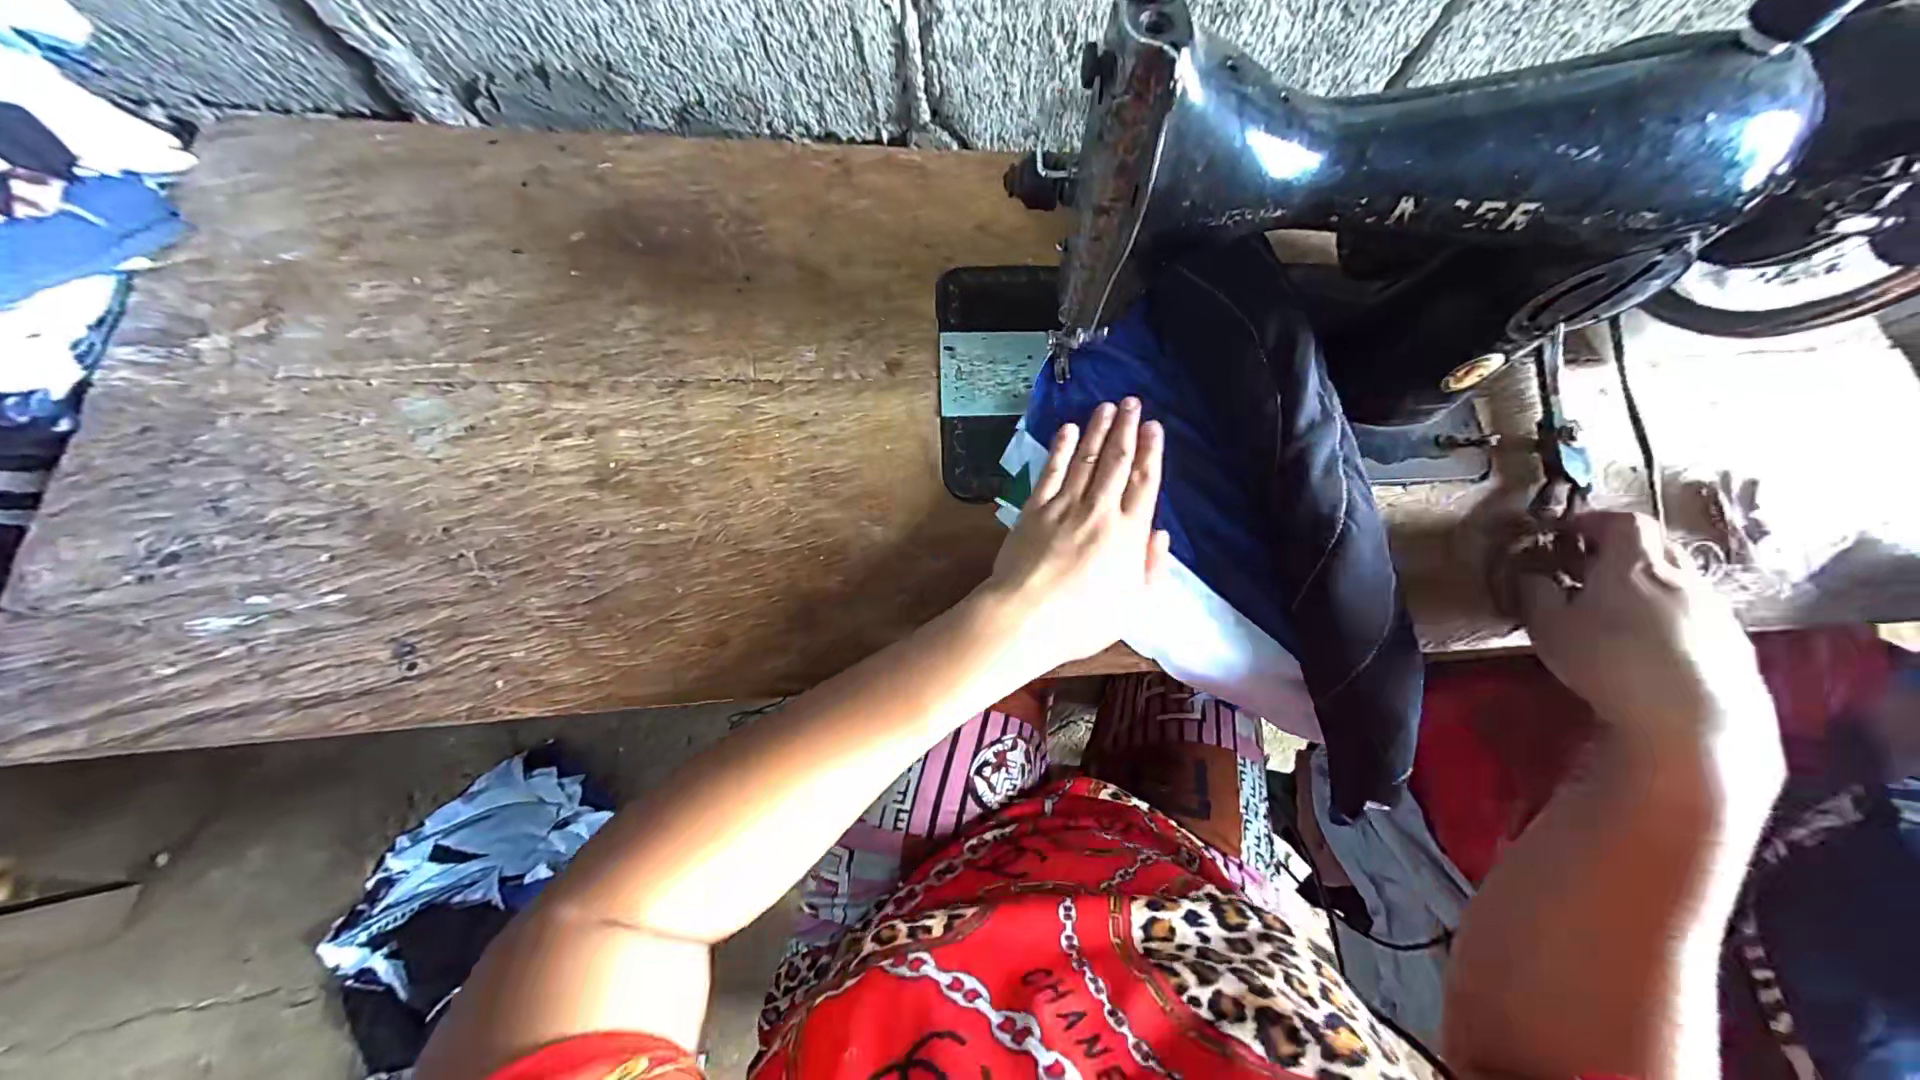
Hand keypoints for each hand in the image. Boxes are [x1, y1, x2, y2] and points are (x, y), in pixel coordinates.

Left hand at [978, 398, 1169, 671]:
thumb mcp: (1133, 606)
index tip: (1155, 428)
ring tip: (1107, 407)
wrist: (1025, 618)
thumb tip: (1161, 533)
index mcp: (1128, 534)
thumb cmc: (1082, 620)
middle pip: (1117, 461)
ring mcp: (1064, 506)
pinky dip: (1061, 448)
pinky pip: (1051, 471)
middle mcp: (1099, 511)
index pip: (1145, 483)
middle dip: (1127, 429)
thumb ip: (1152, 568)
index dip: (1152, 452)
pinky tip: (1067, 430)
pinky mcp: (1035, 509)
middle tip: (1133, 403)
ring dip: (1097, 430)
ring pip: (1086, 459)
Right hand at [1517, 512, 1775, 753]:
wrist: (1696, 720)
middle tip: (1587, 566)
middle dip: (1621, 547)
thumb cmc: (1609, 662)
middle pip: (1657, 543)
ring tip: (1615, 607)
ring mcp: (1715, 608)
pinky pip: (1696, 610)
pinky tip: (1651, 642)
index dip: (1594, 521)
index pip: (1624, 521)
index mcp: (1633, 565)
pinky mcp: (1734, 641)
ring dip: (1646, 581)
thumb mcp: (1549, 627)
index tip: (1566, 534)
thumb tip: (1532, 575)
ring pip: (1677, 578)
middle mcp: (1681, 577)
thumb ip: (1536, 593)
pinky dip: (1669, 611)